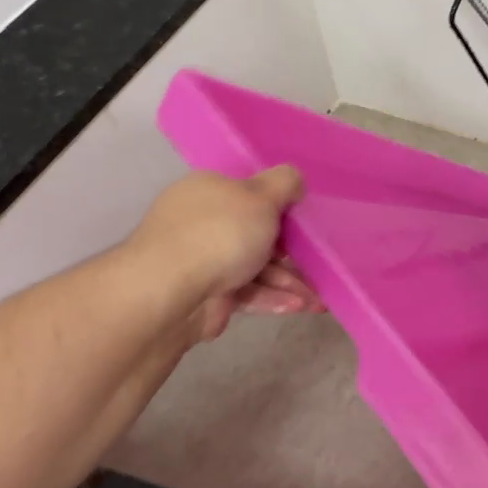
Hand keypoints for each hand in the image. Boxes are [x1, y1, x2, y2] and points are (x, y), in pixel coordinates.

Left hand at [124, 166, 324, 342]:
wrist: (169, 293)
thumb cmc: (219, 233)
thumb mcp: (261, 196)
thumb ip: (285, 183)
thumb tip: (294, 181)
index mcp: (208, 192)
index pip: (247, 194)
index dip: (279, 207)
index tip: (303, 222)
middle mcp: (201, 223)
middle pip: (255, 234)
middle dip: (291, 253)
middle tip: (318, 264)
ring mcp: (202, 261)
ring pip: (256, 268)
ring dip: (289, 282)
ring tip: (317, 299)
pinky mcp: (207, 296)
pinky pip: (247, 293)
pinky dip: (272, 298)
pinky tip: (298, 307)